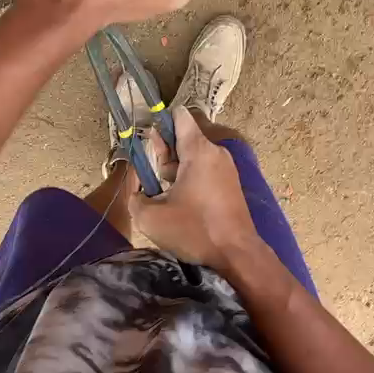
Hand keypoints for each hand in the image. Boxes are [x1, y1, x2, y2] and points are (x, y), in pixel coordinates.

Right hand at [129, 113, 262, 268]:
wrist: (237, 256)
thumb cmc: (195, 231)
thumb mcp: (151, 218)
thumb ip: (136, 198)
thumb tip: (139, 195)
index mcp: (199, 151)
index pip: (180, 117)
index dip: (160, 121)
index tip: (145, 135)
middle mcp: (216, 153)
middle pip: (184, 140)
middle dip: (164, 152)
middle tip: (149, 174)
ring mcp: (226, 169)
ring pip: (193, 158)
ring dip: (175, 171)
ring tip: (162, 194)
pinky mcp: (231, 186)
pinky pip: (205, 172)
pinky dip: (189, 180)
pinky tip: (179, 203)